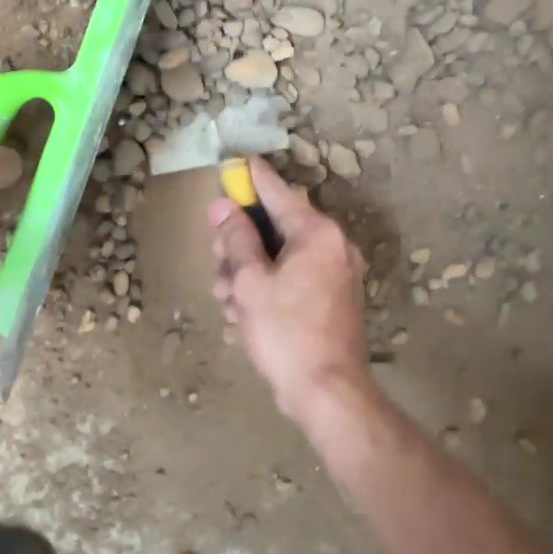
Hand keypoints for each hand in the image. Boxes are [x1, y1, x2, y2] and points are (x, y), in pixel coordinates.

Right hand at [209, 158, 370, 424]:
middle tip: (218, 262)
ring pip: (278, 255)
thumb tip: (223, 205)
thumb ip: (236, 239)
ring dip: (247, 271)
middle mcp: (332, 245)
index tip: (232, 161)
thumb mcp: (250, 282)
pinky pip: (291, 277)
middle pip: (275, 225)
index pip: (277, 191)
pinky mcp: (330, 298)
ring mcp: (334, 273)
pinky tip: (242, 313)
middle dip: (239, 242)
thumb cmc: (286, 332)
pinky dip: (266, 287)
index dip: (250, 177)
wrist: (327, 392)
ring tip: (227, 298)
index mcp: (316, 233)